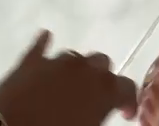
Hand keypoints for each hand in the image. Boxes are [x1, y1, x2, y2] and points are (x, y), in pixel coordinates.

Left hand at [0, 30, 137, 125]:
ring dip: (75, 71)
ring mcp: (55, 61)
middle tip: (94, 99)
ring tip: (67, 89)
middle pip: (101, 63)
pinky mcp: (29, 62)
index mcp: (101, 89)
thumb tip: (99, 114)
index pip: (126, 86)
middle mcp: (83, 68)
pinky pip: (39, 46)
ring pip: (74, 57)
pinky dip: (44, 45)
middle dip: (101, 79)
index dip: (129, 99)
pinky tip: (45, 40)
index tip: (126, 113)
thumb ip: (98, 118)